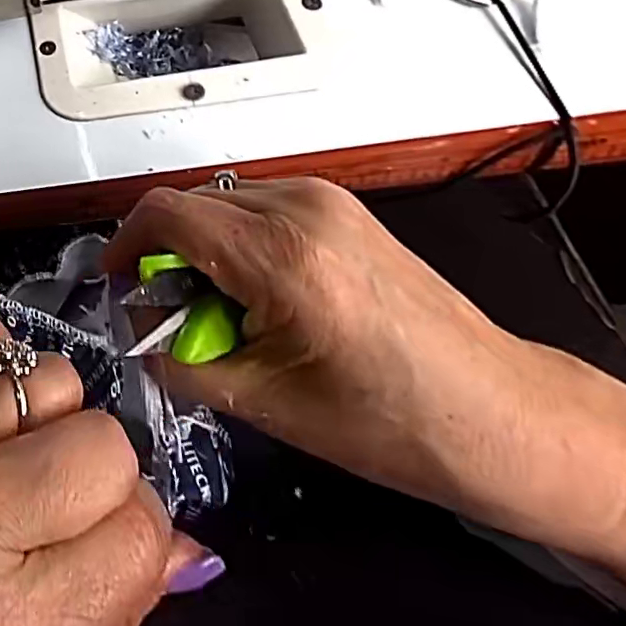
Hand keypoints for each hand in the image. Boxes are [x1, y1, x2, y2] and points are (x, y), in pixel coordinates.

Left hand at [0, 297, 200, 625]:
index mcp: (6, 614)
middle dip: (98, 474)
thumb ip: (118, 602)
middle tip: (52, 499)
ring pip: (58, 376)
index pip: (142, 533)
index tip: (104, 539)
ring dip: (48, 416)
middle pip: (109, 442)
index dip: (136, 534)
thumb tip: (191, 545)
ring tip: (7, 453)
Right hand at [105, 178, 625, 625]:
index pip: (167, 214)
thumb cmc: (400, 424)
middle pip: (191, 204)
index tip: (116, 279)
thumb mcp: (270, 404)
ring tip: (217, 310)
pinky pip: (258, 207)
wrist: (509, 417)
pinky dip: (235, 241)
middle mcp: (303, 209)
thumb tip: (141, 333)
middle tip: (167, 312)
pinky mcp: (341, 208)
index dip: (125, 243)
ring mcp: (327, 201)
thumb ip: (183, 361)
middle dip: (163, 253)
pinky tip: (254, 292)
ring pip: (222, 203)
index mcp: (282, 256)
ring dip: (199, 247)